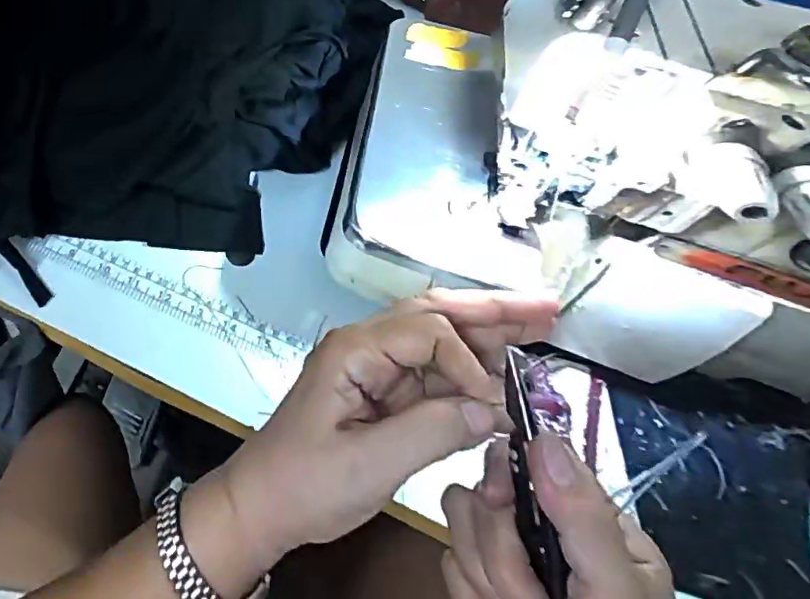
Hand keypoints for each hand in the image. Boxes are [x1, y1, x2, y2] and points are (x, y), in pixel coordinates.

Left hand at [198, 290, 556, 568]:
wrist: (263, 503)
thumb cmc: (304, 482)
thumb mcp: (368, 464)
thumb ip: (431, 431)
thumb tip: (491, 408)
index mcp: (354, 350)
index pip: (426, 332)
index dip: (467, 362)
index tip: (495, 402)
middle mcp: (366, 345)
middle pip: (434, 314)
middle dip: (490, 309)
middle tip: (546, 306)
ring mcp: (375, 366)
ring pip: (437, 337)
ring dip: (486, 331)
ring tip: (538, 323)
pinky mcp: (383, 390)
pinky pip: (432, 372)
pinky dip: (469, 370)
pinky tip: (502, 368)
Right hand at [441, 435, 670, 598]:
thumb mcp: (615, 595)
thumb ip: (584, 520)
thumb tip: (543, 438)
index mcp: (590, 518)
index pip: (527, 458)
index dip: (505, 476)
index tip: (501, 502)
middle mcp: (546, 527)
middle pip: (484, 487)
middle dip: (499, 550)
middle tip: (531, 598)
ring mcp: (511, 553)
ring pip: (458, 519)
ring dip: (483, 575)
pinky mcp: (481, 583)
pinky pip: (449, 562)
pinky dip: (468, 593)